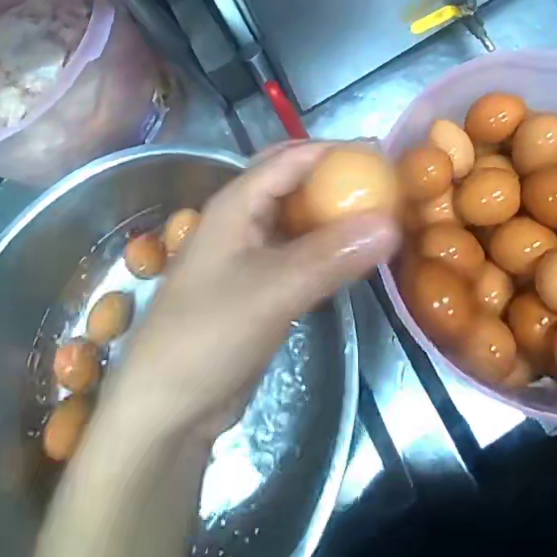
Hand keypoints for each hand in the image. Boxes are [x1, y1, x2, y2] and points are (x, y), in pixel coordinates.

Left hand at [97, 141, 401, 444]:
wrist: (166, 406)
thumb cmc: (210, 334)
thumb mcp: (274, 290)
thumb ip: (331, 256)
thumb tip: (391, 223)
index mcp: (236, 203)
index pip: (291, 158)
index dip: (335, 151)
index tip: (383, 156)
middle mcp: (241, 219)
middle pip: (292, 182)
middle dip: (334, 177)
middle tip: (383, 184)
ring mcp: (247, 254)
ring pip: (296, 218)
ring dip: (332, 214)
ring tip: (379, 216)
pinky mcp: (257, 287)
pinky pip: (298, 253)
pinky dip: (326, 248)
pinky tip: (354, 257)